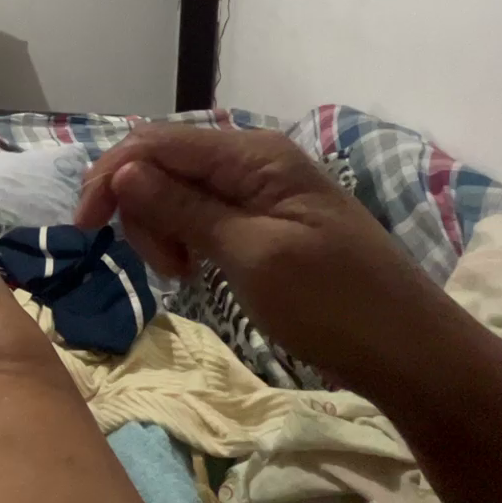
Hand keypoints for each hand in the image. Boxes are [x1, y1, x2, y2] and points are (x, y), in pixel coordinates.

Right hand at [75, 125, 469, 392]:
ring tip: (180, 272)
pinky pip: (194, 212)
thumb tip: (121, 170)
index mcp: (252, 154)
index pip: (155, 143)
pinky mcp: (255, 217)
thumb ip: (183, 208)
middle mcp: (249, 159)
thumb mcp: (252, 255)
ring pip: (170, 189)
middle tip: (161, 265)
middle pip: (158, 163)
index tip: (84, 226)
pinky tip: (191, 267)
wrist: (417, 360)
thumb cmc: (338, 306)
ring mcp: (254, 188)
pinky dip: (178, 237)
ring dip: (157, 227)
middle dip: (139, 208)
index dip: (110, 175)